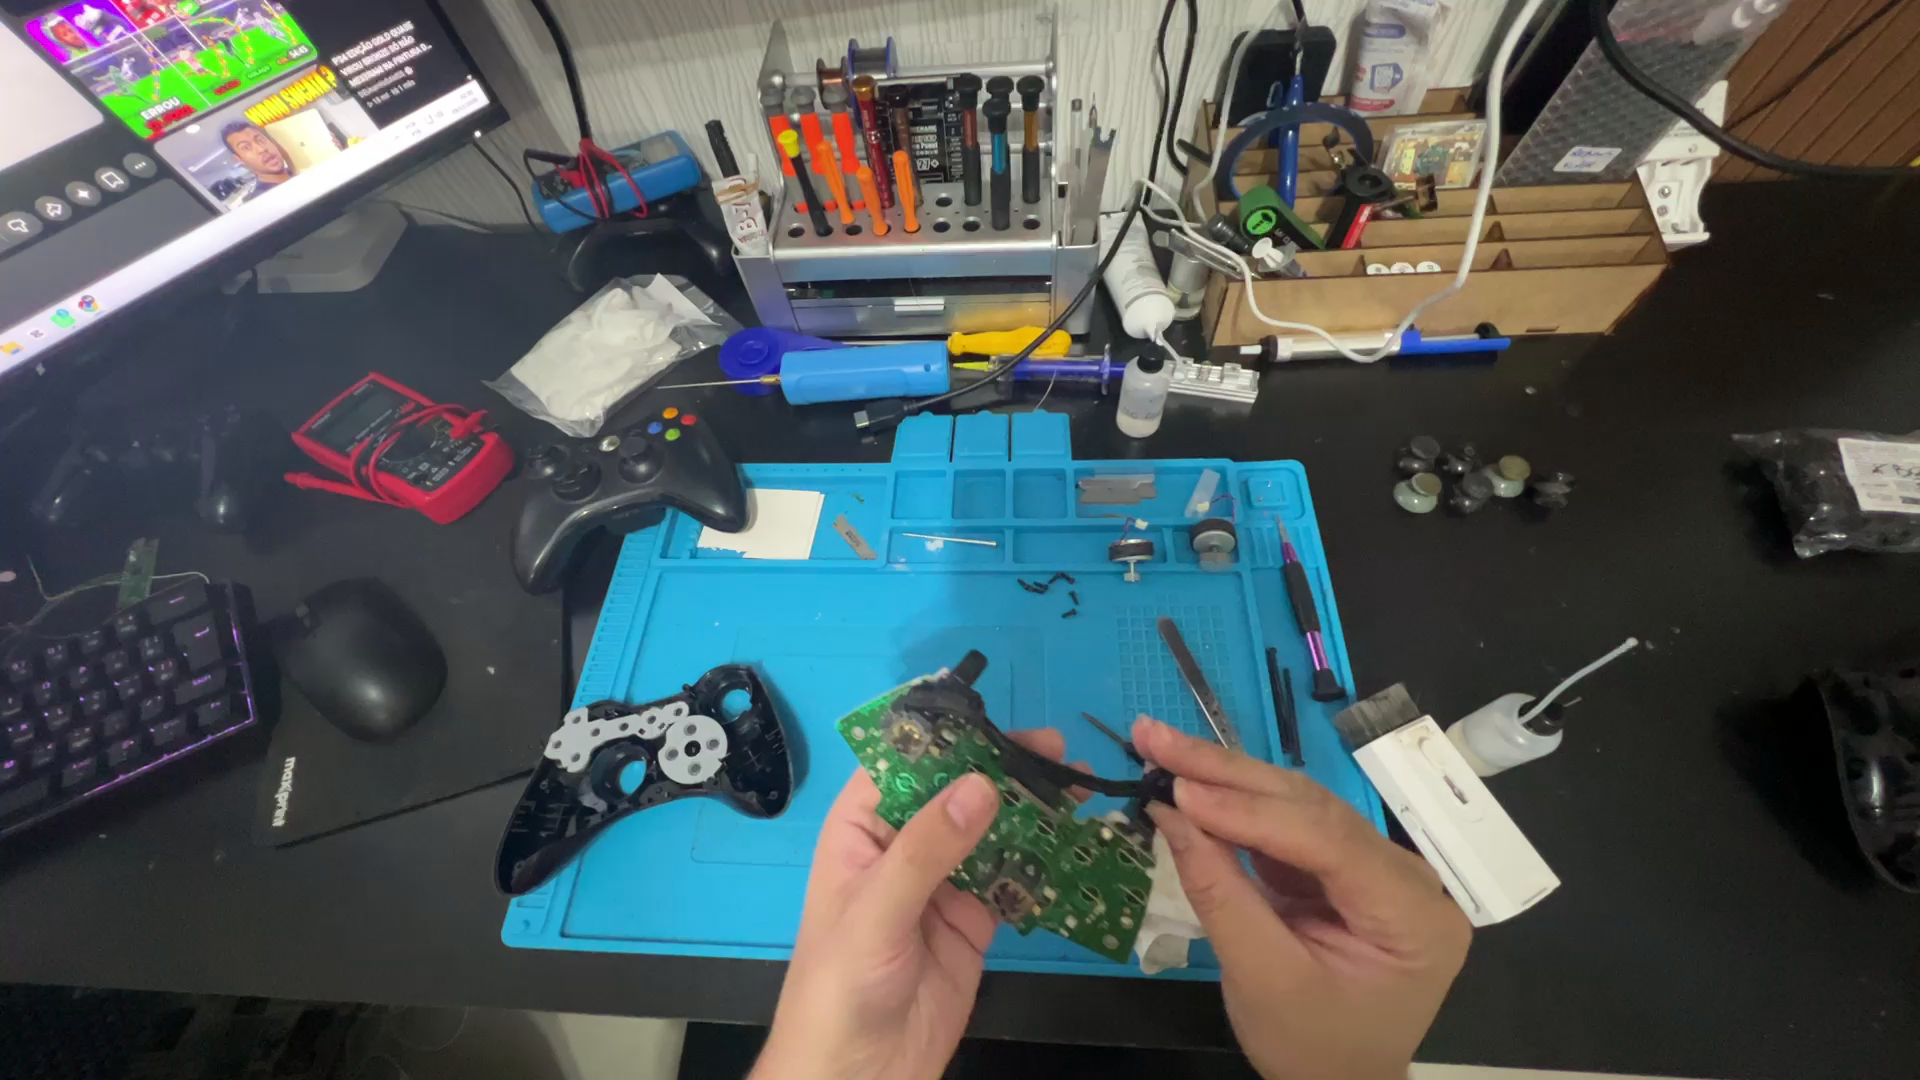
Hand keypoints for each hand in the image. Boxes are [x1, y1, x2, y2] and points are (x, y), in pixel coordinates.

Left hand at [752, 729, 1074, 1079]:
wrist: (860, 1079)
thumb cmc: (843, 983)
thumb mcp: (878, 909)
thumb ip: (929, 848)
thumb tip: (982, 784)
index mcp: (865, 825)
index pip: (904, 761)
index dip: (946, 735)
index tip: (995, 717)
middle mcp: (905, 840)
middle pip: (956, 787)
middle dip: (1001, 765)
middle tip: (1053, 748)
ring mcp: (943, 876)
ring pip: (990, 825)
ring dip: (1028, 805)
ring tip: (1073, 784)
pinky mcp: (975, 914)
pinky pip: (1010, 874)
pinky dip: (1040, 856)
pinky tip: (1071, 838)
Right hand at [1133, 716, 1470, 1079]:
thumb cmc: (1310, 1048)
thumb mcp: (1262, 979)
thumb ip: (1218, 891)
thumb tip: (1167, 810)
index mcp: (1411, 914)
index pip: (1327, 840)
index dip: (1249, 811)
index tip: (1179, 790)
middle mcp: (1400, 873)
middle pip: (1306, 805)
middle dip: (1223, 772)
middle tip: (1155, 737)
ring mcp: (1366, 861)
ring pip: (1287, 798)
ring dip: (1218, 773)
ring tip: (1160, 745)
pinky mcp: (1330, 859)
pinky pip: (1275, 816)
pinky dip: (1224, 798)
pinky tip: (1185, 777)